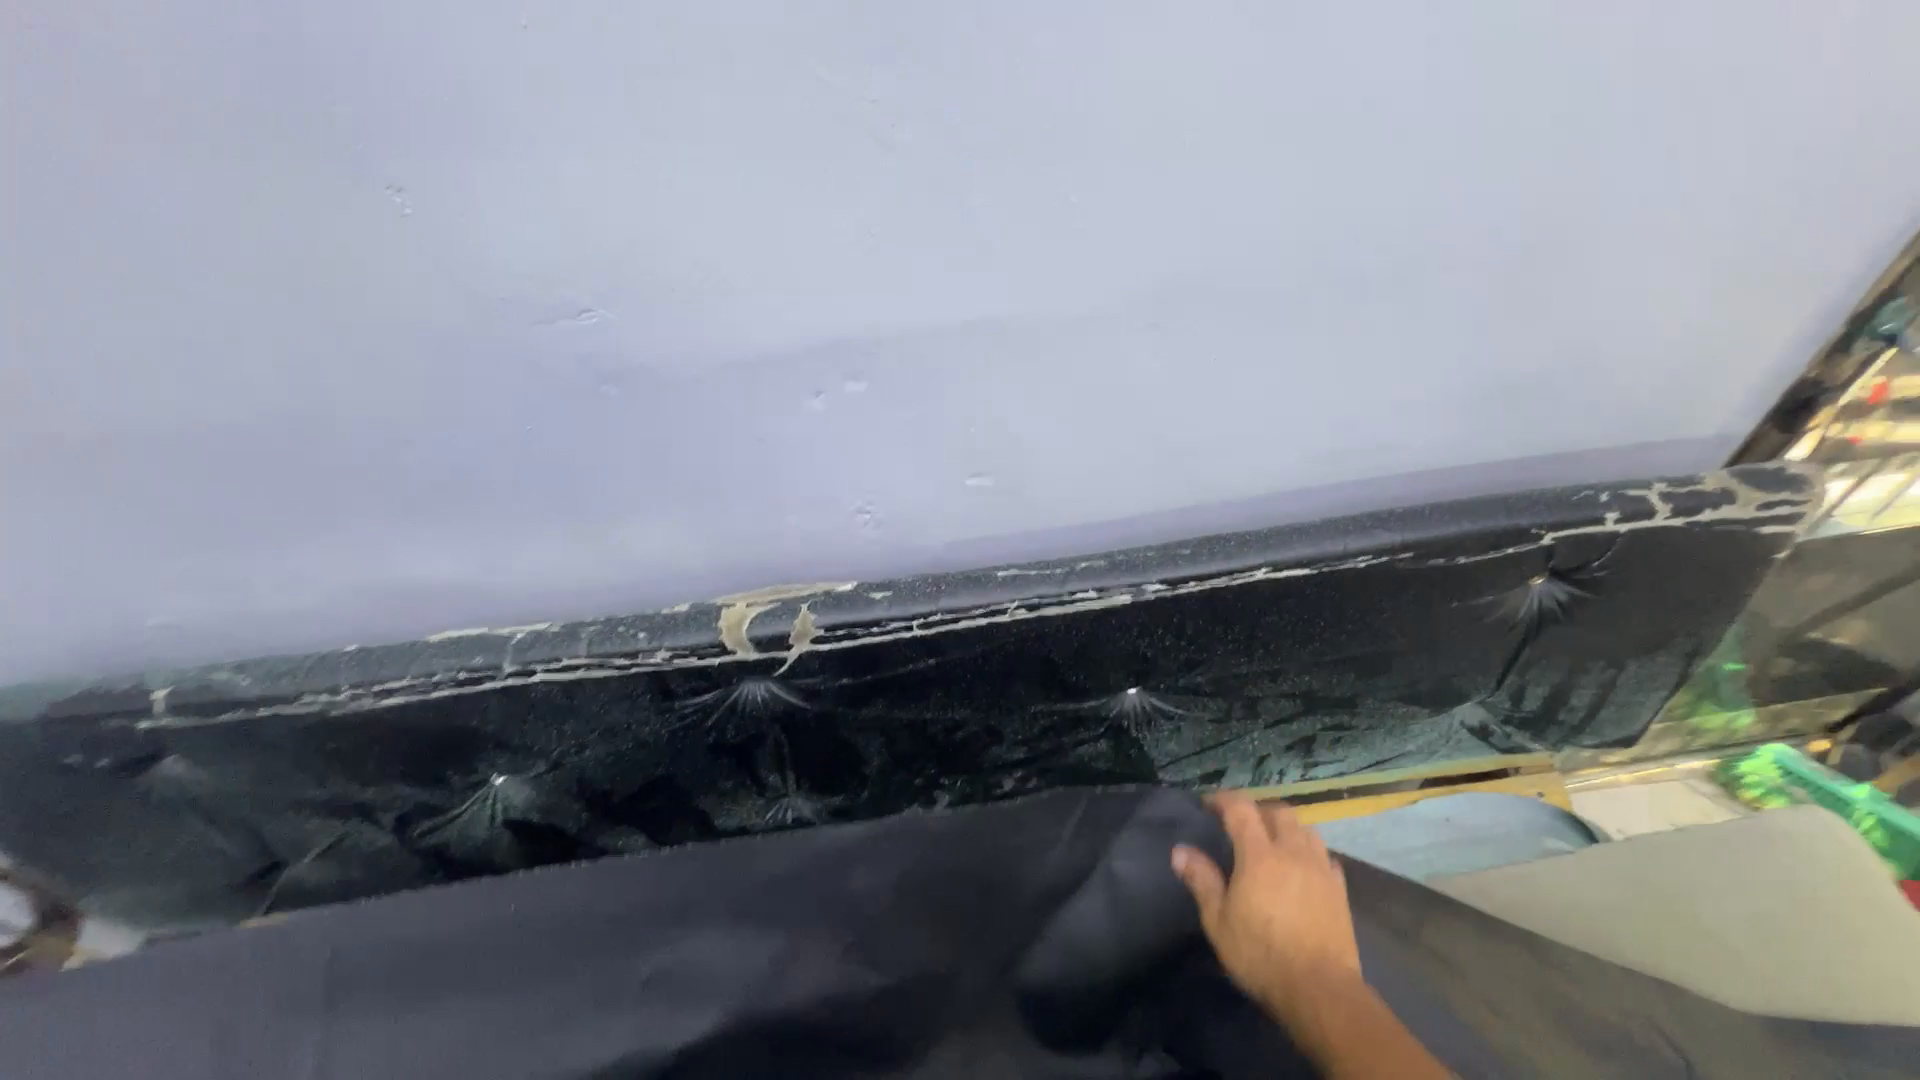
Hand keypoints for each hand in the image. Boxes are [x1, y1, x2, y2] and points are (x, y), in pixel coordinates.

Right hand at [1170, 794, 1360, 1014]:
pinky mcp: (1340, 891)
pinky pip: (1325, 856)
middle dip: (1258, 809)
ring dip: (1287, 828)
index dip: (1223, 799)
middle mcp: (1293, 853)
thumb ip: (1201, 880)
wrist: (1320, 990)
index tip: (1208, 804)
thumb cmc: (1261, 955)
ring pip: (1306, 830)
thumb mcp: (1218, 921)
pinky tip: (1303, 868)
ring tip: (1273, 842)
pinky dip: (1310, 852)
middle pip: (1279, 812)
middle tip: (1240, 823)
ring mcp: (1321, 870)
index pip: (1241, 808)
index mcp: (1259, 855)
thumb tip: (1180, 850)